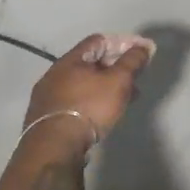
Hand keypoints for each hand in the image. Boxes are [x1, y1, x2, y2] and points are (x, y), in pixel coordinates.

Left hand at [24, 33, 155, 145]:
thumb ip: (133, 59)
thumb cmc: (90, 106)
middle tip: (135, 76)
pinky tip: (105, 110)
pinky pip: (75, 99)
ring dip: (106, 84)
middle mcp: (54, 75)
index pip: (100, 40)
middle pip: (91, 62)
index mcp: (69, 61)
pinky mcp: (46, 118)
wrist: (54, 148)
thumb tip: (143, 47)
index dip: (124, 42)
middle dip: (117, 66)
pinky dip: (93, 99)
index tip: (142, 53)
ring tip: (125, 96)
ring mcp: (46, 98)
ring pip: (84, 83)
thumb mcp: (120, 79)